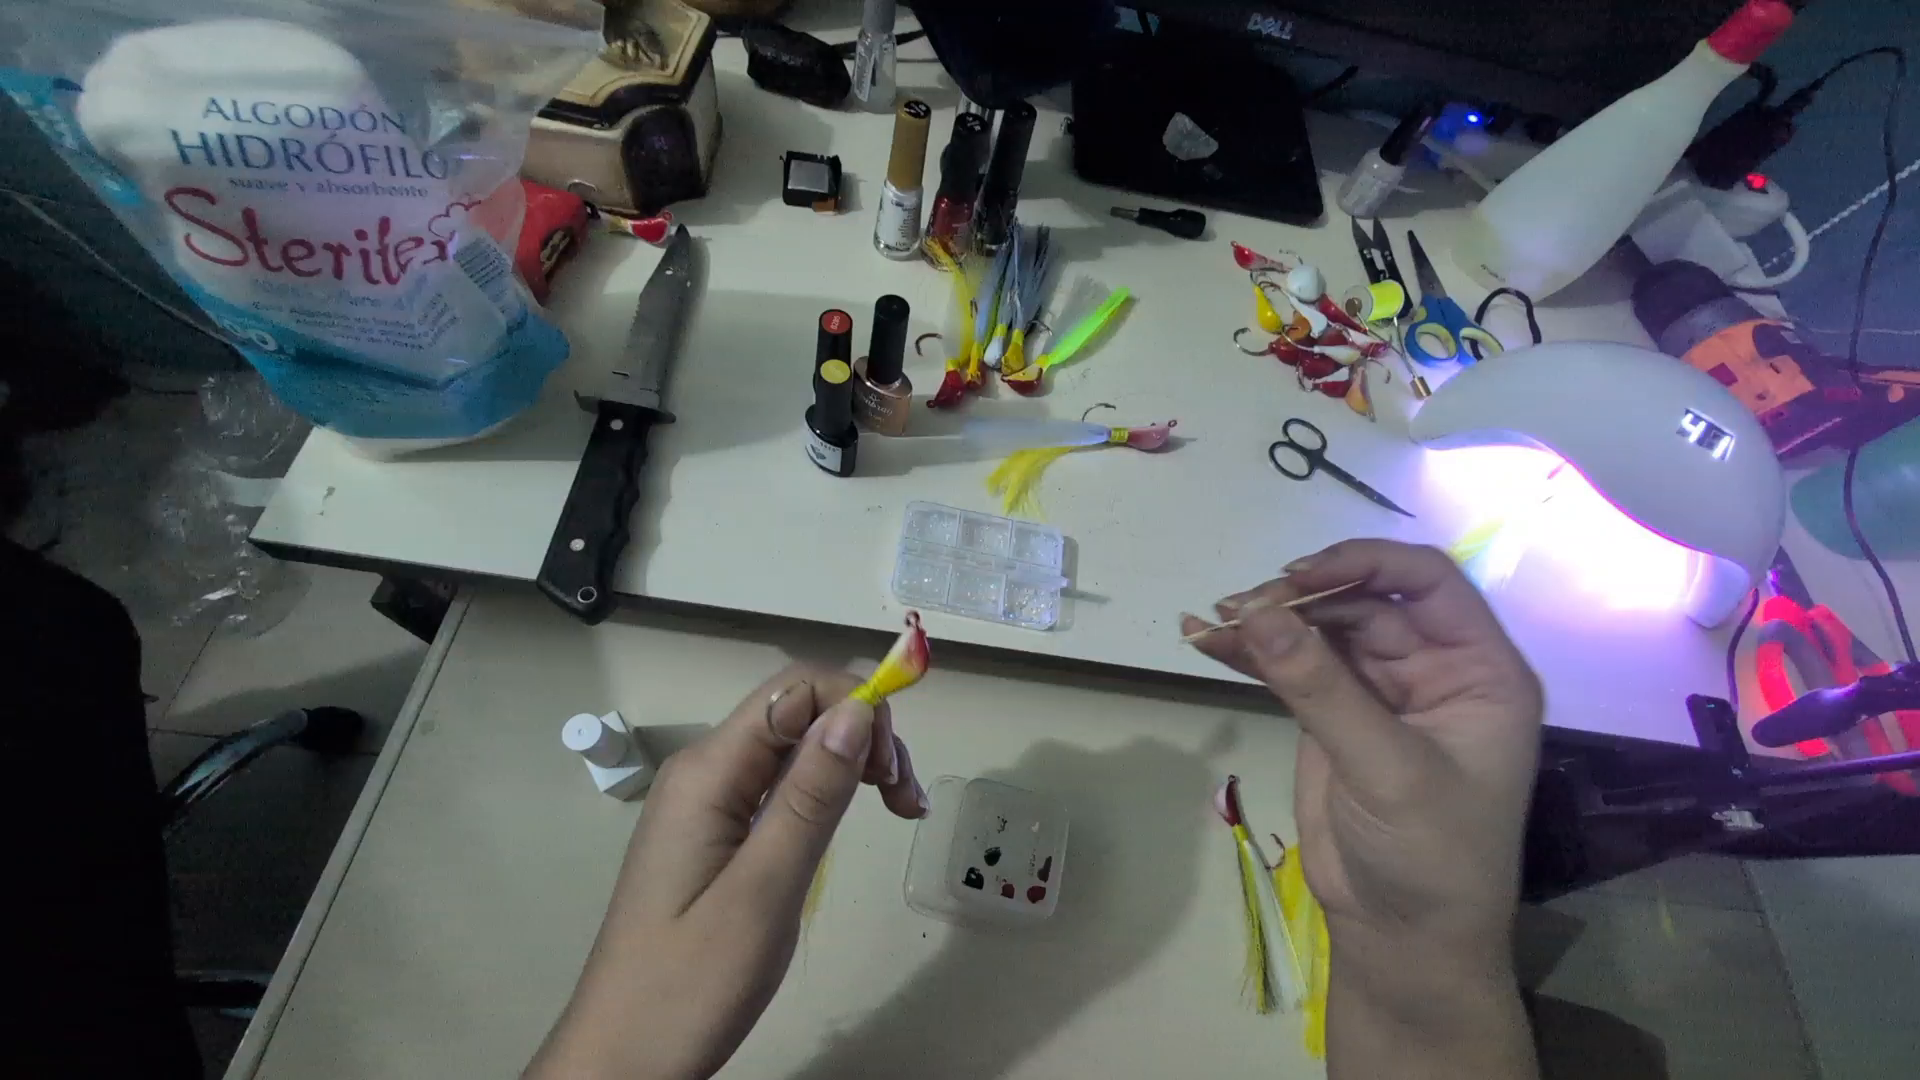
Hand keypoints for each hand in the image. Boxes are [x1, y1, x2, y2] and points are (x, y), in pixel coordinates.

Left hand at [526, 664, 926, 1079]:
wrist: (620, 1065)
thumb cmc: (689, 985)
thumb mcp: (763, 890)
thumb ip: (811, 794)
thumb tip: (858, 708)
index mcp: (709, 770)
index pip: (794, 688)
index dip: (855, 701)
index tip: (894, 766)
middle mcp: (709, 768)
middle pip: (801, 711)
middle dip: (864, 734)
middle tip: (905, 796)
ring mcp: (714, 798)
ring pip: (800, 745)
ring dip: (856, 762)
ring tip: (902, 806)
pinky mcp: (722, 827)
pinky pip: (786, 783)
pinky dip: (835, 790)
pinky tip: (866, 813)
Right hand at [1183, 540, 1542, 1078]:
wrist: (1398, 934)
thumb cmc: (1428, 855)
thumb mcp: (1384, 768)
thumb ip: (1319, 686)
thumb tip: (1254, 610)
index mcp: (1474, 670)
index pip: (1426, 583)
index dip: (1364, 564)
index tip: (1297, 577)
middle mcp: (1427, 667)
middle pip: (1358, 601)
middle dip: (1298, 600)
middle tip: (1239, 610)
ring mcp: (1373, 689)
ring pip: (1316, 629)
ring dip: (1264, 622)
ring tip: (1212, 621)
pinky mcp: (1328, 711)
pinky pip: (1287, 665)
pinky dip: (1248, 653)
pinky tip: (1205, 641)